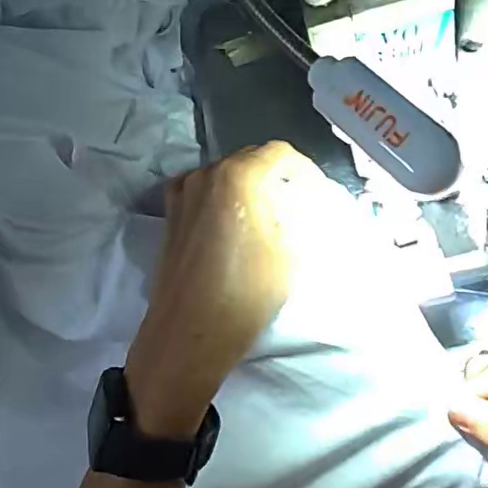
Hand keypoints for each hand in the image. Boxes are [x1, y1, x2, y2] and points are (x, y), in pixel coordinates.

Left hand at [126, 141, 331, 437]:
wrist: (190, 334)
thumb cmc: (246, 293)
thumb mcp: (289, 253)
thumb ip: (294, 217)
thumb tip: (294, 205)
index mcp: (239, 177)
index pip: (279, 154)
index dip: (304, 169)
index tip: (316, 190)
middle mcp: (207, 175)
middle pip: (250, 159)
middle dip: (276, 175)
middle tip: (297, 200)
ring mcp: (183, 194)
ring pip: (224, 174)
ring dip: (247, 185)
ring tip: (266, 211)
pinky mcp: (170, 217)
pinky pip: (201, 191)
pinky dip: (220, 196)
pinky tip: (230, 218)